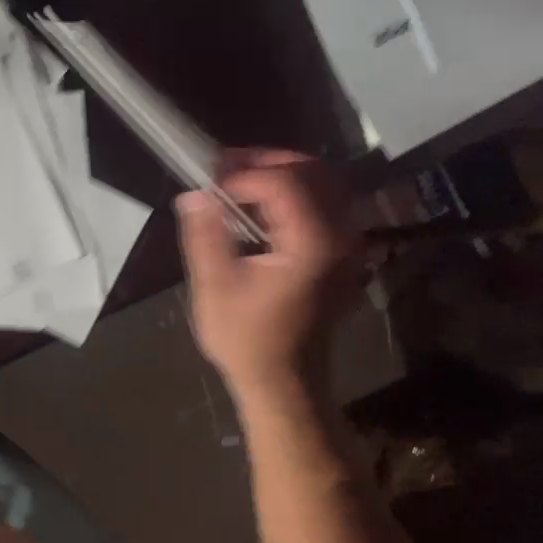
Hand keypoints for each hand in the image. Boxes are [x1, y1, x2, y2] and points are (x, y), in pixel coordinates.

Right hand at [178, 150, 353, 401]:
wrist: (283, 380)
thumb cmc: (246, 339)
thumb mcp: (215, 288)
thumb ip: (206, 235)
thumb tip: (194, 194)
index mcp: (314, 243)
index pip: (284, 182)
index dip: (244, 173)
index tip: (207, 182)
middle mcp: (342, 235)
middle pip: (312, 172)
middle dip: (265, 163)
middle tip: (221, 168)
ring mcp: (348, 244)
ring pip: (322, 185)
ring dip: (279, 176)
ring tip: (236, 184)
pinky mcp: (342, 254)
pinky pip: (324, 205)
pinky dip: (292, 196)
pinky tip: (258, 208)